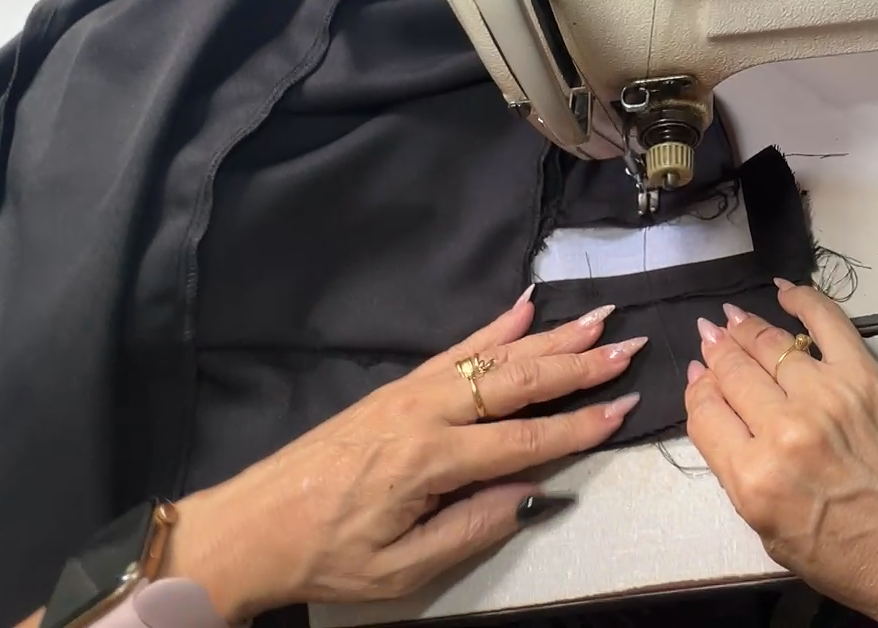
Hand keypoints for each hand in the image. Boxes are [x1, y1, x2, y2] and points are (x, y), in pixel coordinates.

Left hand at [162, 288, 640, 620]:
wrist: (251, 524)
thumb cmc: (327, 556)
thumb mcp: (398, 571)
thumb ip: (472, 528)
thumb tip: (537, 491)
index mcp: (431, 462)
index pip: (525, 439)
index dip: (580, 425)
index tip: (625, 406)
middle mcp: (431, 412)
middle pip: (521, 381)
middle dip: (580, 364)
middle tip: (626, 346)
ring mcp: (418, 388)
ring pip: (499, 355)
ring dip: (554, 335)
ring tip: (598, 317)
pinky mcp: (405, 381)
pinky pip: (460, 346)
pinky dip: (499, 324)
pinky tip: (528, 305)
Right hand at [682, 280, 877, 624]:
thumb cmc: (846, 554)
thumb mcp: (768, 532)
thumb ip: (734, 467)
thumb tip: (712, 404)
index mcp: (754, 479)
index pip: (705, 412)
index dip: (696, 388)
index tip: (697, 373)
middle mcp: (784, 430)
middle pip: (733, 371)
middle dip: (716, 350)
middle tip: (710, 334)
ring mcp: (826, 395)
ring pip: (770, 344)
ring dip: (746, 328)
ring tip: (735, 319)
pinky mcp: (863, 374)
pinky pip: (826, 320)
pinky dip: (803, 298)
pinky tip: (784, 291)